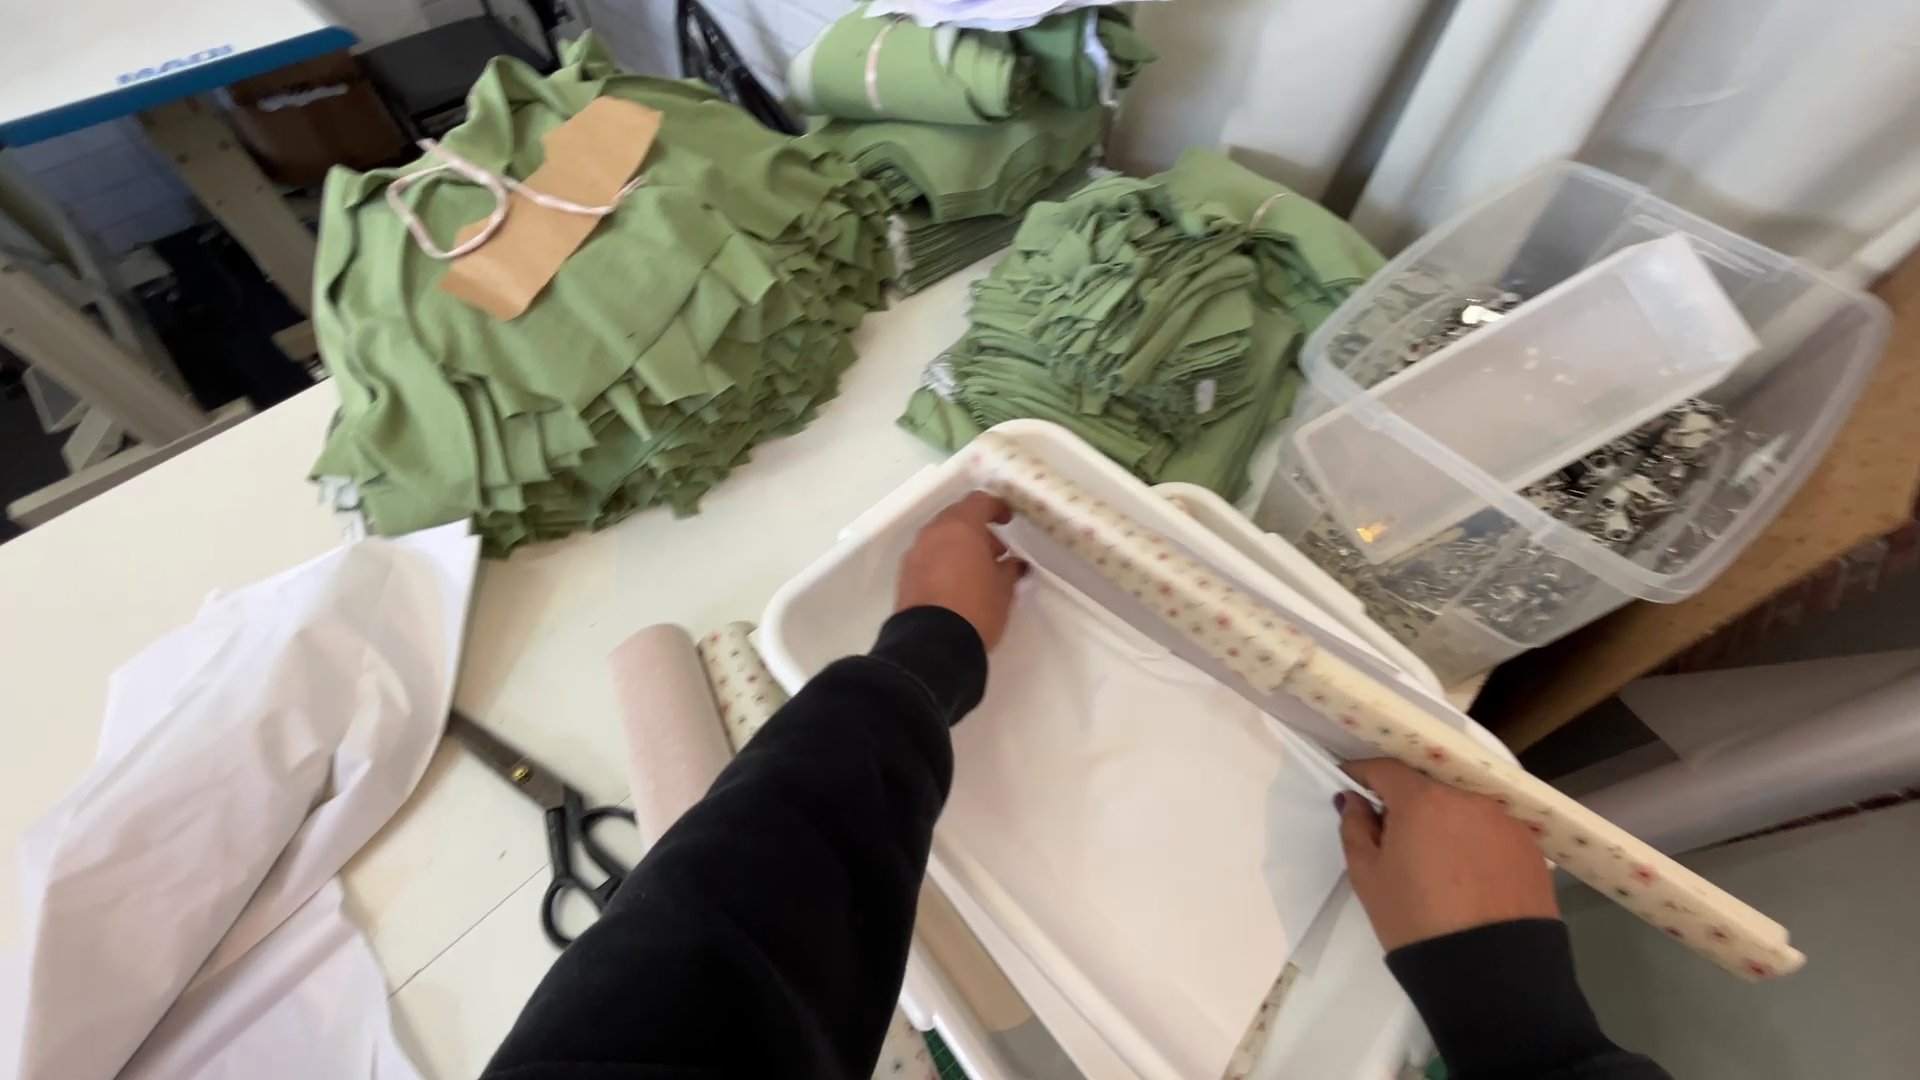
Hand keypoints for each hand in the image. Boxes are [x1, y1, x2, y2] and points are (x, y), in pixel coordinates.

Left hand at [895, 492, 1026, 650]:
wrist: (932, 644)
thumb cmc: (976, 607)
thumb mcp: (1003, 588)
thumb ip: (1009, 568)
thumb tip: (1013, 563)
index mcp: (960, 527)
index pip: (979, 502)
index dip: (996, 507)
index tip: (1008, 519)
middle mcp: (933, 533)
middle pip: (956, 518)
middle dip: (977, 529)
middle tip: (995, 551)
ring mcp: (915, 554)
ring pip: (940, 538)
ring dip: (959, 545)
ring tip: (977, 570)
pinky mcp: (904, 576)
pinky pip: (928, 557)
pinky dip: (943, 561)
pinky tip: (956, 583)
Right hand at [1336, 758, 1557, 951]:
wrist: (1496, 982)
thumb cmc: (1417, 921)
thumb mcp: (1367, 874)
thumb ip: (1355, 826)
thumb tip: (1355, 801)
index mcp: (1424, 799)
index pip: (1385, 769)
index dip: (1361, 774)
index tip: (1347, 783)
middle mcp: (1469, 800)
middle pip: (1425, 786)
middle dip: (1402, 800)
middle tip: (1387, 828)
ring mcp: (1507, 824)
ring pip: (1460, 807)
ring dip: (1440, 819)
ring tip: (1431, 855)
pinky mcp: (1533, 852)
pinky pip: (1489, 831)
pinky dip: (1471, 839)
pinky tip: (1463, 870)